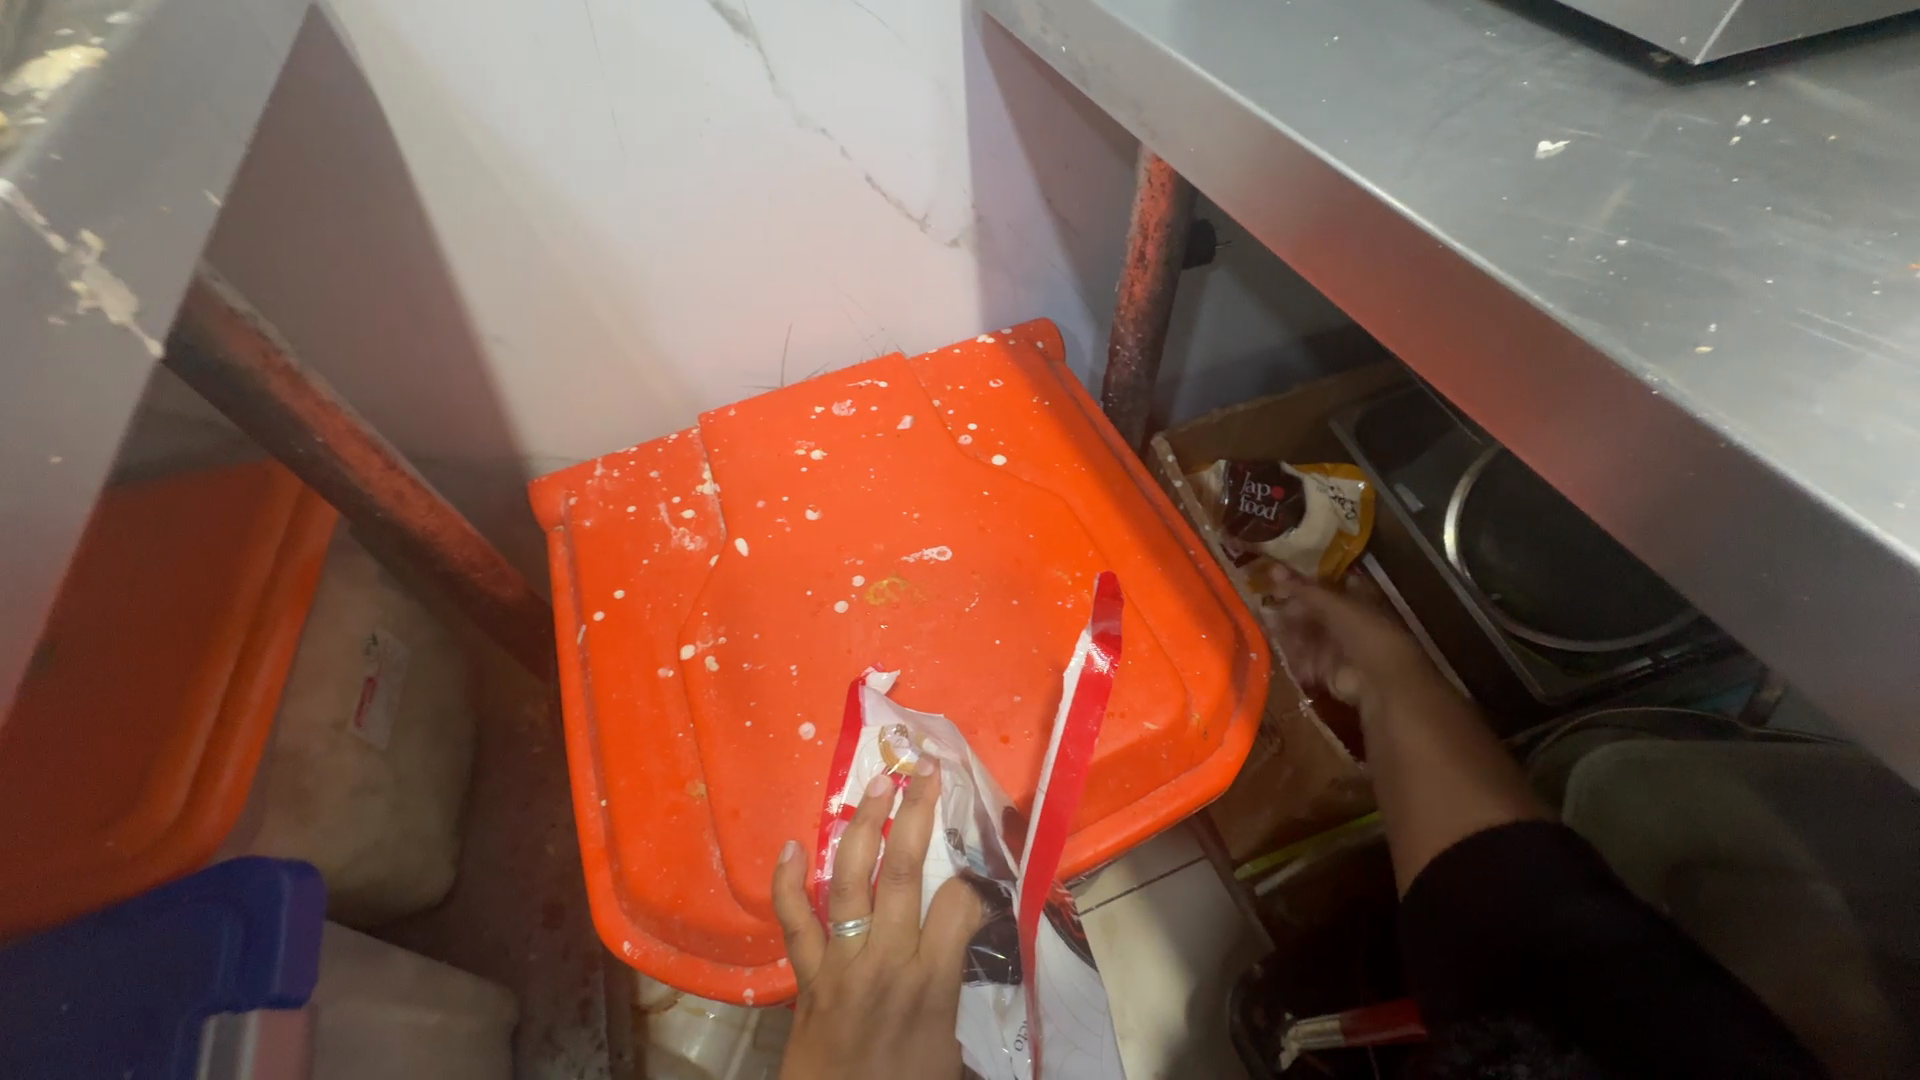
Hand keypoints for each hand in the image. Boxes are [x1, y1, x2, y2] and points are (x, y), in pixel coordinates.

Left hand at [772, 761, 984, 1079]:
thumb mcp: (951, 1041)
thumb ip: (959, 985)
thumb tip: (972, 938)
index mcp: (932, 981)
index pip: (959, 902)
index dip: (971, 880)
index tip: (973, 875)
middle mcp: (886, 960)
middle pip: (902, 871)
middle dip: (915, 814)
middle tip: (923, 770)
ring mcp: (840, 962)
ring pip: (850, 881)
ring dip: (862, 827)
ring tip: (877, 786)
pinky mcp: (806, 976)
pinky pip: (793, 921)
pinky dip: (787, 882)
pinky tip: (792, 845)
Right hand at [1269, 567, 1452, 721]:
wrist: (1379, 680)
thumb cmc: (1365, 632)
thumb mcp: (1334, 603)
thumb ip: (1303, 588)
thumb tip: (1273, 568)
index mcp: (1357, 600)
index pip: (1328, 585)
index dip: (1305, 581)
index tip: (1277, 575)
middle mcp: (1347, 622)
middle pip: (1313, 611)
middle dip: (1289, 606)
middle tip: (1262, 599)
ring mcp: (1336, 647)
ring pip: (1305, 634)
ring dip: (1285, 629)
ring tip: (1260, 621)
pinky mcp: (1325, 669)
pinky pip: (1302, 658)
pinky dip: (1287, 652)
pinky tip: (1268, 644)